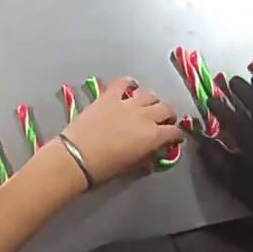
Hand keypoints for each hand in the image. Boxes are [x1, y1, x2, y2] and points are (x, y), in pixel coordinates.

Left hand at [55, 77, 186, 185]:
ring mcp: (127, 103)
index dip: (176, 136)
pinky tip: (131, 87)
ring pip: (150, 95)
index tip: (174, 139)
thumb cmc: (104, 168)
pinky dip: (130, 83)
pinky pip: (124, 82)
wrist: (76, 157)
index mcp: (153, 135)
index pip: (174, 132)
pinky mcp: (109, 96)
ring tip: (148, 108)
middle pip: (166, 109)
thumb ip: (146, 157)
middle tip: (163, 123)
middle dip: (168, 117)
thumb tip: (153, 155)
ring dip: (152, 102)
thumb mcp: (131, 167)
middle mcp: (145, 116)